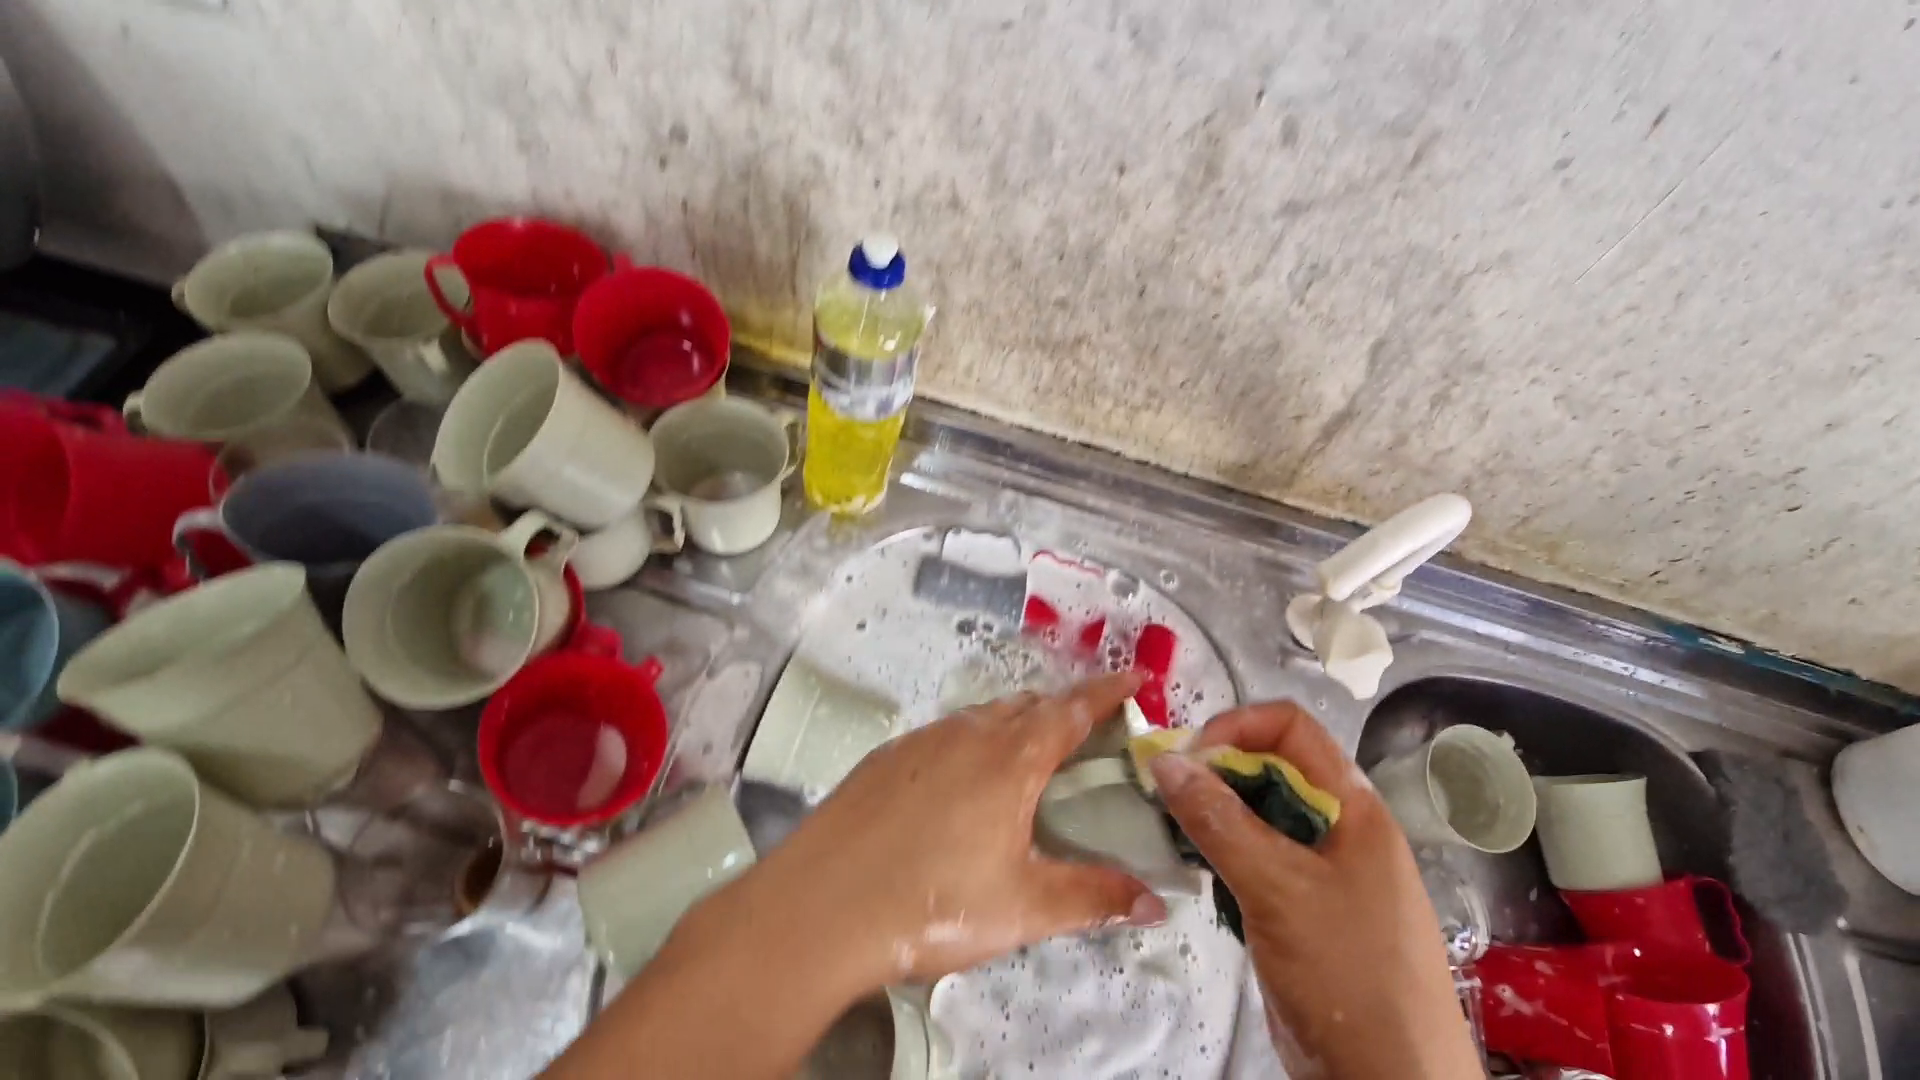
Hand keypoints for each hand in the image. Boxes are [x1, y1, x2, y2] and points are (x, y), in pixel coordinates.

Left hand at [702, 671, 1168, 995]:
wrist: (821, 907)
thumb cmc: (933, 904)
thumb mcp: (1024, 908)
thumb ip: (1093, 897)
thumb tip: (1155, 902)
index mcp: (1010, 760)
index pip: (1071, 711)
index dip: (1107, 692)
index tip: (1134, 677)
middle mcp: (967, 735)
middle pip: (1026, 706)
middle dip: (1061, 710)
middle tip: (1086, 733)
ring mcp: (919, 742)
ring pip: (981, 717)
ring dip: (1013, 725)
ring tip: (1027, 757)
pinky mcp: (885, 758)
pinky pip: (943, 735)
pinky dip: (970, 743)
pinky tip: (960, 783)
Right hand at [1149, 703, 1480, 1079]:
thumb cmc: (1346, 972)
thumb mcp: (1278, 888)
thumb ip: (1219, 821)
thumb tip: (1164, 759)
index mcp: (1351, 806)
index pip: (1291, 727)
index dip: (1237, 728)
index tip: (1188, 759)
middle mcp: (1336, 828)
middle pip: (1269, 768)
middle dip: (1214, 771)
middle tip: (1166, 796)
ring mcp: (1319, 870)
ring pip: (1256, 815)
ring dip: (1211, 814)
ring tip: (1170, 831)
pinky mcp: (1299, 908)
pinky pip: (1253, 858)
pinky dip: (1219, 853)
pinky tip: (1192, 869)